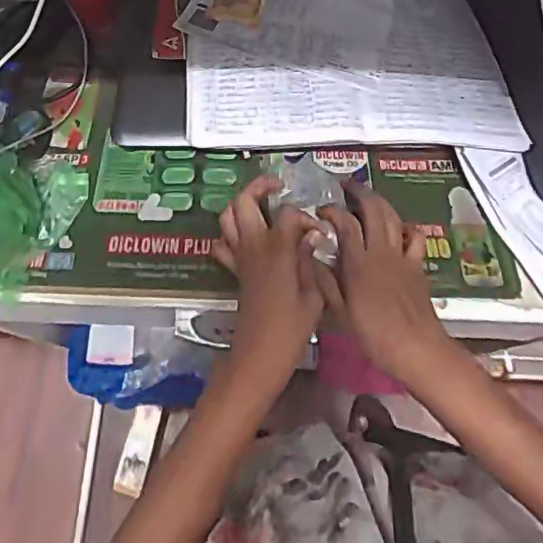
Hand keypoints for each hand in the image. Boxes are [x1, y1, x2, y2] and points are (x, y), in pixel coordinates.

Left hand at [214, 176, 331, 379]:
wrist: (259, 354)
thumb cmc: (291, 329)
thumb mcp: (314, 296)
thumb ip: (310, 260)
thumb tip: (312, 236)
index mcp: (277, 248)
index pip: (288, 213)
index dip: (305, 217)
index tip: (319, 234)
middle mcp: (253, 245)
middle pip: (244, 201)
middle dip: (260, 187)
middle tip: (278, 187)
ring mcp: (240, 256)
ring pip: (227, 216)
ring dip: (241, 205)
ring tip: (262, 205)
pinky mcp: (234, 270)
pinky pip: (223, 243)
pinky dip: (230, 235)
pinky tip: (247, 237)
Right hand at [319, 182, 461, 390]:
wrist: (418, 349)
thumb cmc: (374, 335)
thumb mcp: (341, 313)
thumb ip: (326, 282)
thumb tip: (311, 257)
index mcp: (359, 263)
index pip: (345, 223)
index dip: (332, 211)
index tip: (321, 211)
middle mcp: (381, 252)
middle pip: (374, 209)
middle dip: (360, 192)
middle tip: (347, 186)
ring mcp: (403, 257)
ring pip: (394, 217)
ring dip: (381, 202)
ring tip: (369, 197)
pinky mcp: (417, 266)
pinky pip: (415, 237)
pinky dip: (407, 227)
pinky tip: (399, 228)